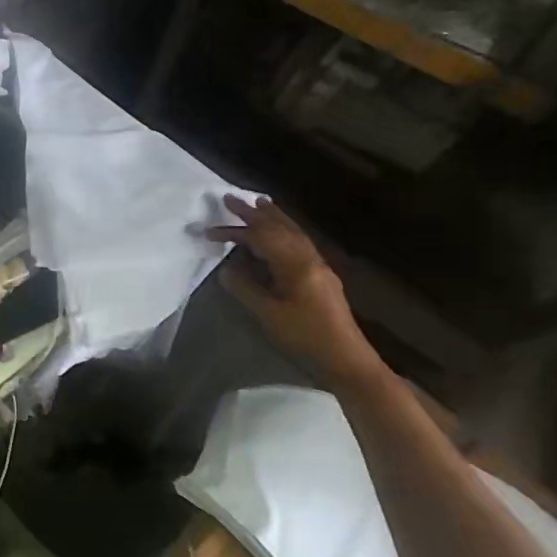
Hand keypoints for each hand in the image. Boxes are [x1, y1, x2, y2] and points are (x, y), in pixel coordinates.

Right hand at [207, 195, 377, 384]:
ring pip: (293, 233)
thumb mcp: (268, 314)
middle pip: (279, 228)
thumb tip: (226, 269)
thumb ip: (245, 288)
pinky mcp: (321, 276)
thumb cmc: (305, 335)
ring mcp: (318, 266)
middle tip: (232, 198)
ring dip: (274, 217)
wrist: (346, 357)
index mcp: (296, 264)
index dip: (234, 232)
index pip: (261, 238)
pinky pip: (300, 242)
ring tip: (260, 202)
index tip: (210, 229)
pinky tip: (281, 232)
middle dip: (255, 213)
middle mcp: (309, 258)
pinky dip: (285, 230)